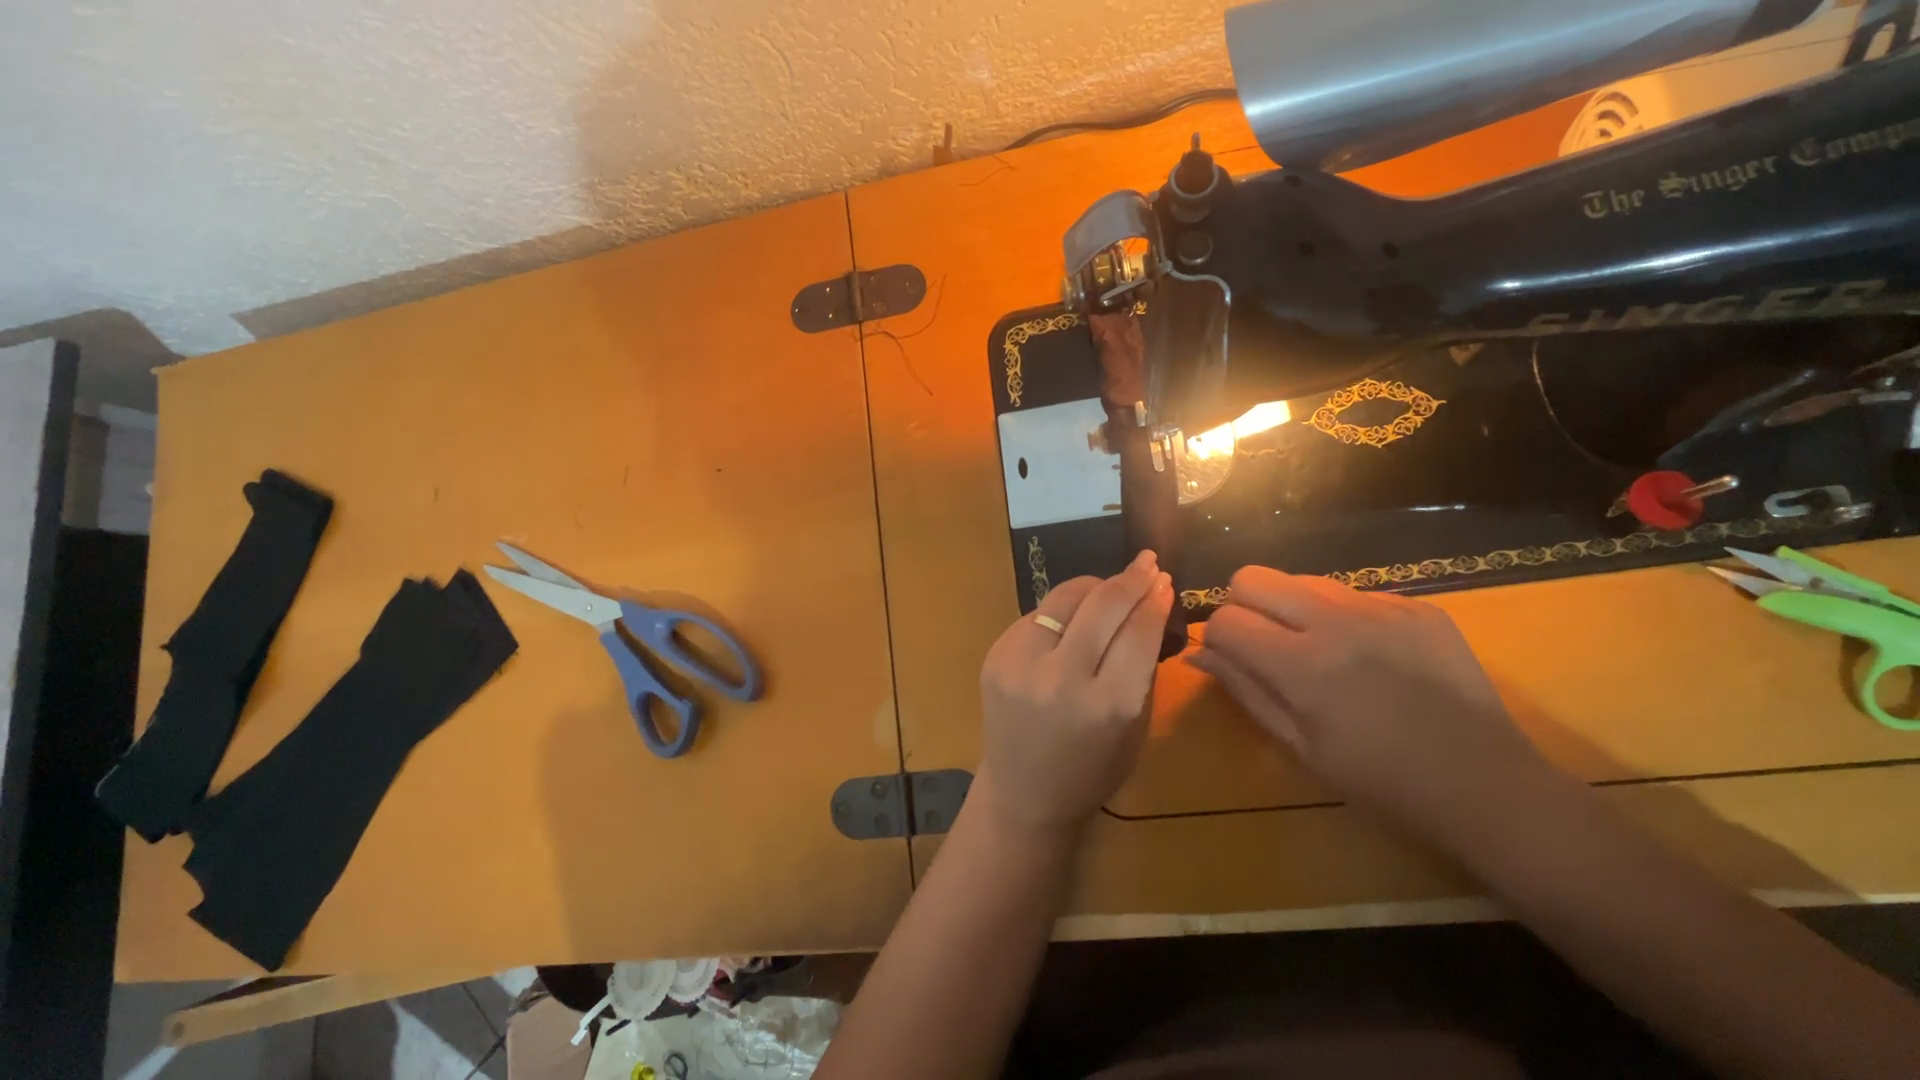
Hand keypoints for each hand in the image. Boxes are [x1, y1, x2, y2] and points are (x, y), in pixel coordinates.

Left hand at [976, 550, 1174, 837]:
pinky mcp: (996, 658)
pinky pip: (1038, 616)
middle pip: (1102, 604)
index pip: (1138, 632)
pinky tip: (1074, 620)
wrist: (1024, 794)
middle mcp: (1062, 680)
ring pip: (1064, 598)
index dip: (1154, 598)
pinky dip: (1062, 613)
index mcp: (1108, 705)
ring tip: (1112, 586)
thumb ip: (1141, 668)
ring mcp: (1021, 666)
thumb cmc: (1093, 768)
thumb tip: (1149, 605)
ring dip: (1094, 587)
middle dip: (1129, 578)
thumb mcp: (1134, 726)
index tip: (1164, 579)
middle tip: (1147, 562)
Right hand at [1189, 566, 1549, 836]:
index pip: (1226, 620)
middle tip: (1264, 645)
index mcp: (1301, 665)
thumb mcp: (1300, 747)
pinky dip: (1344, 618)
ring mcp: (1381, 607)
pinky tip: (1369, 658)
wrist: (1482, 781)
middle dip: (1244, 606)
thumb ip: (1246, 692)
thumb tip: (1202, 654)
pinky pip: (1356, 594)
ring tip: (1318, 650)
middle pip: (1254, 577)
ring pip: (1304, 580)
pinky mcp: (1417, 606)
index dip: (1218, 639)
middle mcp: (1336, 621)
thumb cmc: (1379, 780)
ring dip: (1293, 608)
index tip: (1232, 660)